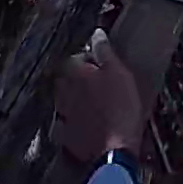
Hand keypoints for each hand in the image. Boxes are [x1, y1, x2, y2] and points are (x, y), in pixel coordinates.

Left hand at [54, 29, 143, 160]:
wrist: (115, 150)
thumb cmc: (120, 105)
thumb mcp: (119, 72)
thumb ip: (105, 52)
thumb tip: (96, 33)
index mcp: (77, 76)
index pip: (71, 59)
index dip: (83, 57)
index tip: (96, 60)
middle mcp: (65, 95)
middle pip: (63, 80)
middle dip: (73, 77)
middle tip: (91, 77)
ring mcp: (64, 118)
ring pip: (61, 102)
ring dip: (70, 98)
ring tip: (86, 99)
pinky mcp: (67, 140)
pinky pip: (62, 126)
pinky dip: (68, 122)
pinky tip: (78, 122)